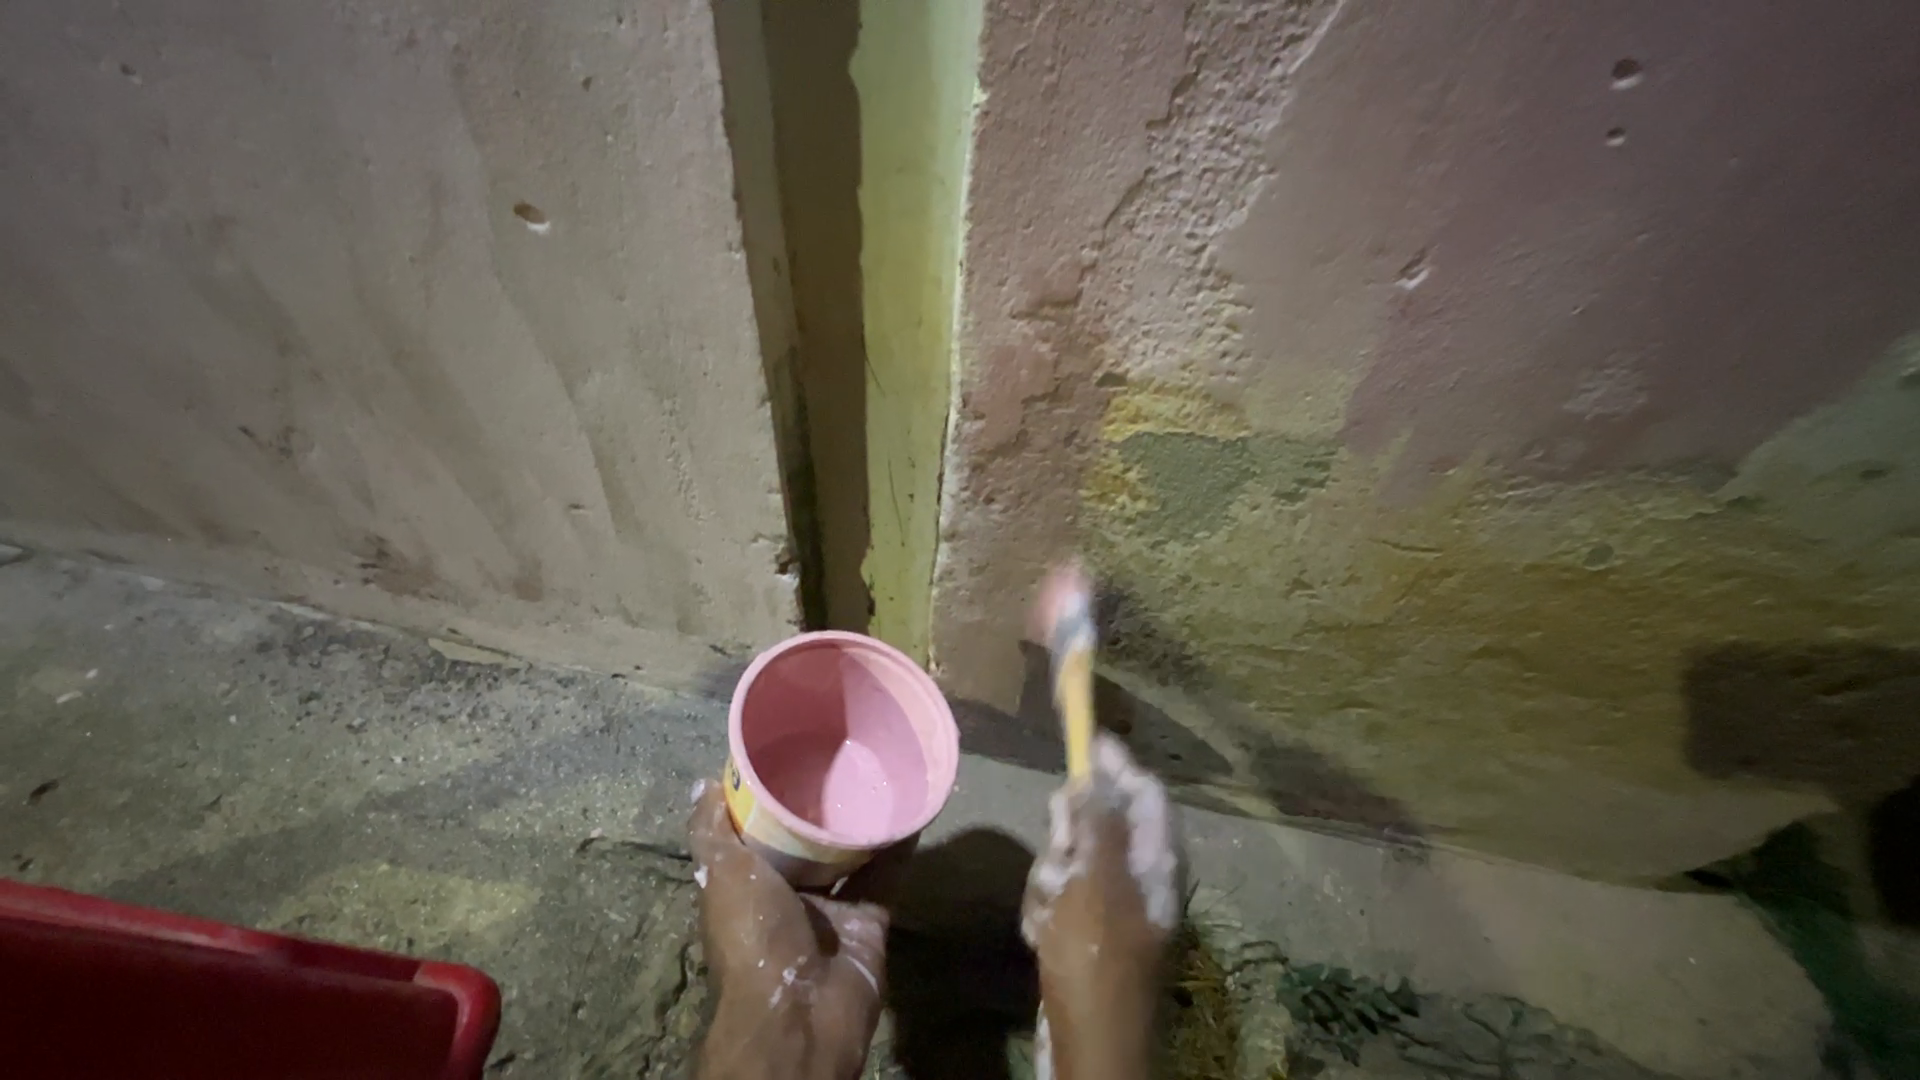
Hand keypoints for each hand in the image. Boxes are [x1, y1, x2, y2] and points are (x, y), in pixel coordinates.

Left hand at [688, 782, 906, 1079]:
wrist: (803, 1012)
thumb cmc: (753, 937)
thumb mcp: (722, 876)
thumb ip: (712, 832)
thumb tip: (707, 783)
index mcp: (747, 884)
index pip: (757, 831)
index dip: (767, 797)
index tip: (784, 752)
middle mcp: (787, 894)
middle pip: (805, 840)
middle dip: (819, 804)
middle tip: (841, 754)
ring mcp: (831, 908)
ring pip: (847, 854)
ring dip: (860, 821)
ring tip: (878, 772)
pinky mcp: (868, 918)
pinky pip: (886, 874)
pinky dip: (898, 844)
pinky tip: (911, 808)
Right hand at [1021, 734, 1180, 1079]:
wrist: (1087, 1045)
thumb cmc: (1096, 958)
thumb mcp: (1096, 881)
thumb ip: (1097, 821)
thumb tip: (1095, 770)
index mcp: (1155, 859)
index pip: (1143, 791)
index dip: (1116, 763)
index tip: (1083, 738)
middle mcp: (1138, 874)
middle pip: (1099, 819)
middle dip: (1069, 834)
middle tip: (1060, 858)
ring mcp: (1110, 901)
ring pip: (1069, 854)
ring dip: (1051, 876)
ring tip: (1051, 912)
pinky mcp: (1084, 924)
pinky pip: (1057, 890)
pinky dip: (1045, 906)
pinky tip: (1044, 934)